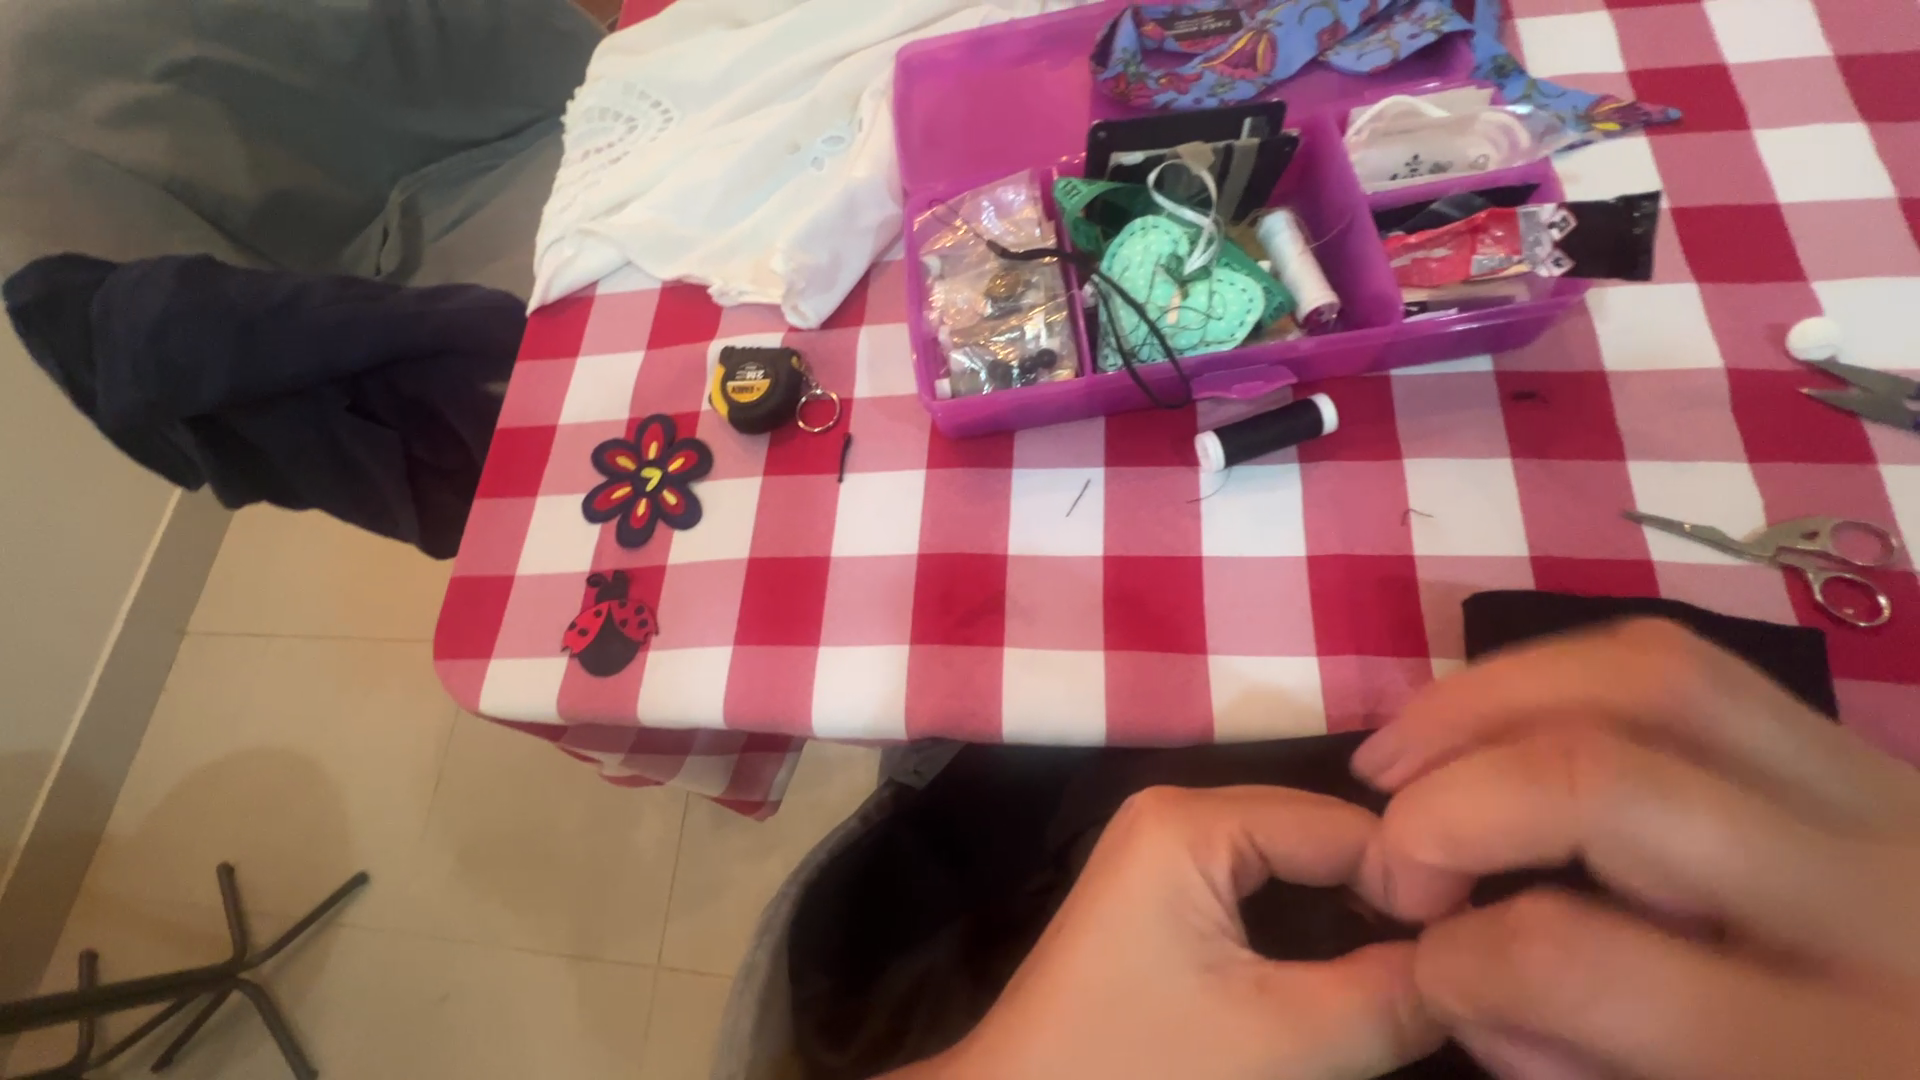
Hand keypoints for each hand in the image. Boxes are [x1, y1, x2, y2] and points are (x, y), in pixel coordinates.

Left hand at [892, 786, 1443, 1079]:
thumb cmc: (1141, 1067)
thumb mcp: (1282, 1041)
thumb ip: (1393, 995)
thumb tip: (1491, 961)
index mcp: (1191, 818)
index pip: (1338, 821)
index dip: (1423, 877)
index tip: (1504, 938)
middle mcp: (1175, 809)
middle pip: (1313, 831)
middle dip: (1390, 890)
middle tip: (1480, 951)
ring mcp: (1162, 844)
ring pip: (1289, 858)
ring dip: (1355, 906)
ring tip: (1437, 958)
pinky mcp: (1160, 884)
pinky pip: (1256, 881)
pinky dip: (1310, 918)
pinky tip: (1361, 958)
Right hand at [1352, 619, 1919, 1078]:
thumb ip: (1568, 1070)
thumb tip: (1446, 969)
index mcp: (1846, 1051)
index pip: (1575, 956)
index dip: (1456, 960)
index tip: (1426, 966)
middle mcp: (1878, 899)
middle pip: (1595, 780)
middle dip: (1443, 808)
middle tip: (1386, 852)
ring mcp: (1881, 793)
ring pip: (1633, 673)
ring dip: (1471, 703)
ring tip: (1395, 754)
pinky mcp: (1856, 745)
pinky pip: (1667, 660)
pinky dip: (1540, 676)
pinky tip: (1482, 718)